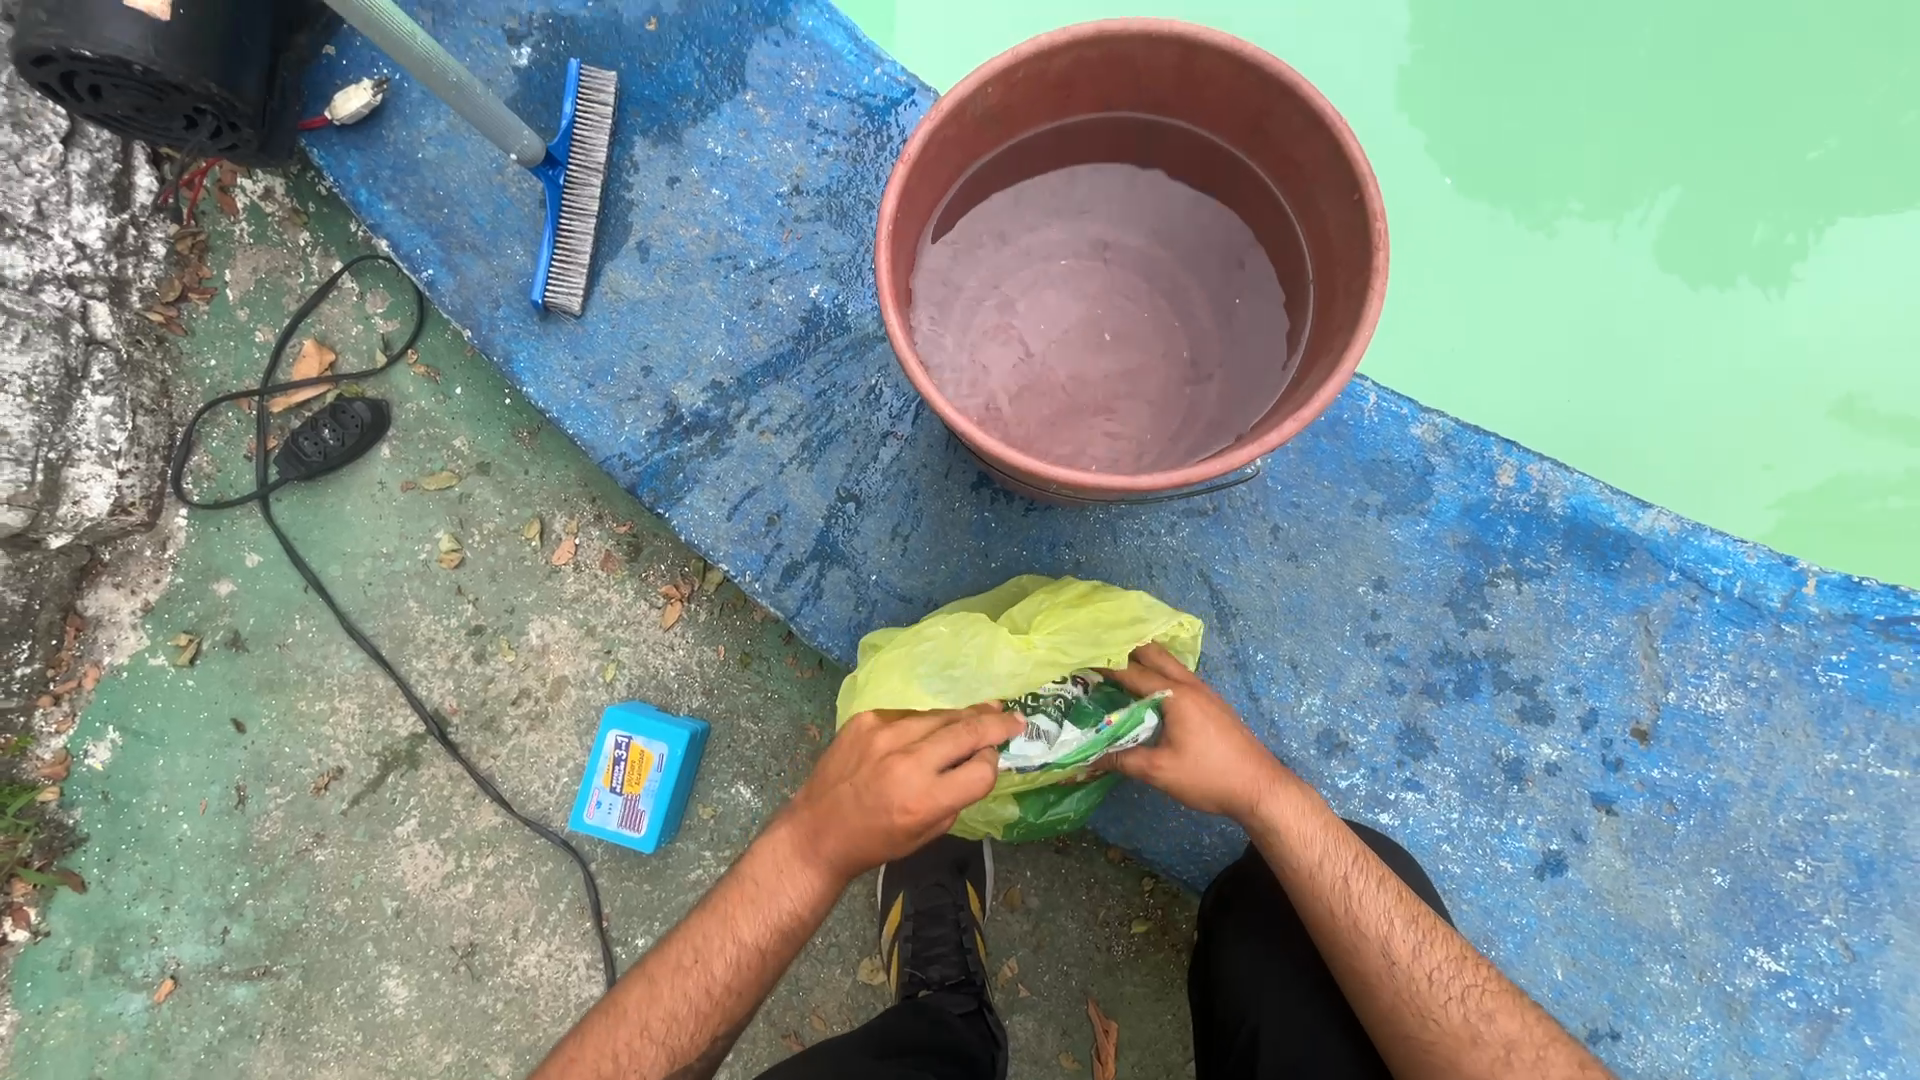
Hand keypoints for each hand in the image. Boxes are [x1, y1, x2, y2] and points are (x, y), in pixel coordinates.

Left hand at [778, 704, 1024, 883]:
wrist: (818, 830)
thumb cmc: (876, 841)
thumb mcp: (927, 833)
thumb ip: (957, 796)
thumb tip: (980, 761)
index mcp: (924, 799)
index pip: (981, 770)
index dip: (992, 765)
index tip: (994, 760)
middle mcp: (906, 760)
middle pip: (967, 731)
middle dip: (996, 723)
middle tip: (1015, 718)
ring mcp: (884, 733)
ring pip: (940, 715)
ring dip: (964, 715)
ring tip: (985, 710)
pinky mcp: (866, 719)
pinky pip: (909, 713)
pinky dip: (925, 720)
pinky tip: (932, 725)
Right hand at [1101, 644, 1294, 823]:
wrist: (1261, 788)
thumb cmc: (1209, 777)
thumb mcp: (1159, 772)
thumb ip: (1122, 760)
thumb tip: (1088, 760)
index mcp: (1175, 695)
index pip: (1132, 673)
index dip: (1105, 666)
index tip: (1081, 659)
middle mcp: (1190, 685)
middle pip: (1154, 654)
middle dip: (1126, 649)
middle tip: (1099, 651)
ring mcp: (1205, 692)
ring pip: (1170, 664)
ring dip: (1145, 660)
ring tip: (1119, 664)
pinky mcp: (1213, 704)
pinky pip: (1180, 677)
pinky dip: (1160, 674)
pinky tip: (1150, 690)